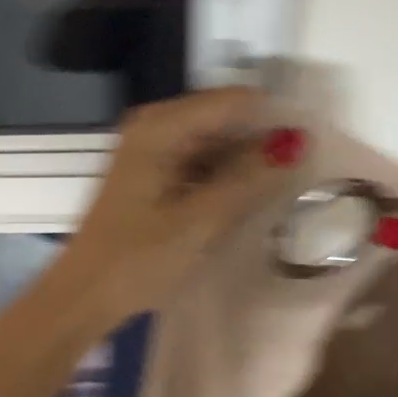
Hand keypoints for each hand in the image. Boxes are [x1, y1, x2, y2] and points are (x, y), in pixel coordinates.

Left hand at [55, 86, 296, 328]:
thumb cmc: (138, 259)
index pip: (235, 100)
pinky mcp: (148, 177)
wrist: (83, 296)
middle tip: (305, 169)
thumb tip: (296, 140)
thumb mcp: (201, 221)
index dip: (275, 117)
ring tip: (284, 186)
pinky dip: (221, 176)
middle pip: (222, 117)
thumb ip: (250, 177)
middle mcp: (152, 126)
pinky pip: (196, 163)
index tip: (313, 144)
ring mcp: (148, 151)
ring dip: (244, 161)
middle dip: (261, 139)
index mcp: (160, 126)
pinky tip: (246, 199)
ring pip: (211, 142)